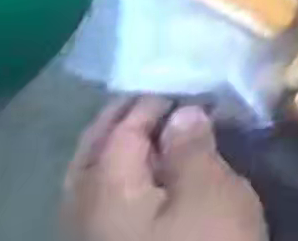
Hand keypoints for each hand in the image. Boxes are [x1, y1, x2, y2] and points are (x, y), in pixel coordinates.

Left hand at [63, 97, 266, 240]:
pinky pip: (108, 204)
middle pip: (89, 162)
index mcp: (107, 198)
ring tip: (158, 125)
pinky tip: (157, 168)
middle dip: (117, 124)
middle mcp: (87, 221)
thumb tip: (181, 113)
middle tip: (155, 92)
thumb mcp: (210, 191)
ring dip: (119, 149)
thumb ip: (191, 148)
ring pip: (92, 185)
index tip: (182, 75)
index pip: (118, 135)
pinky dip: (128, 174)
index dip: (148, 101)